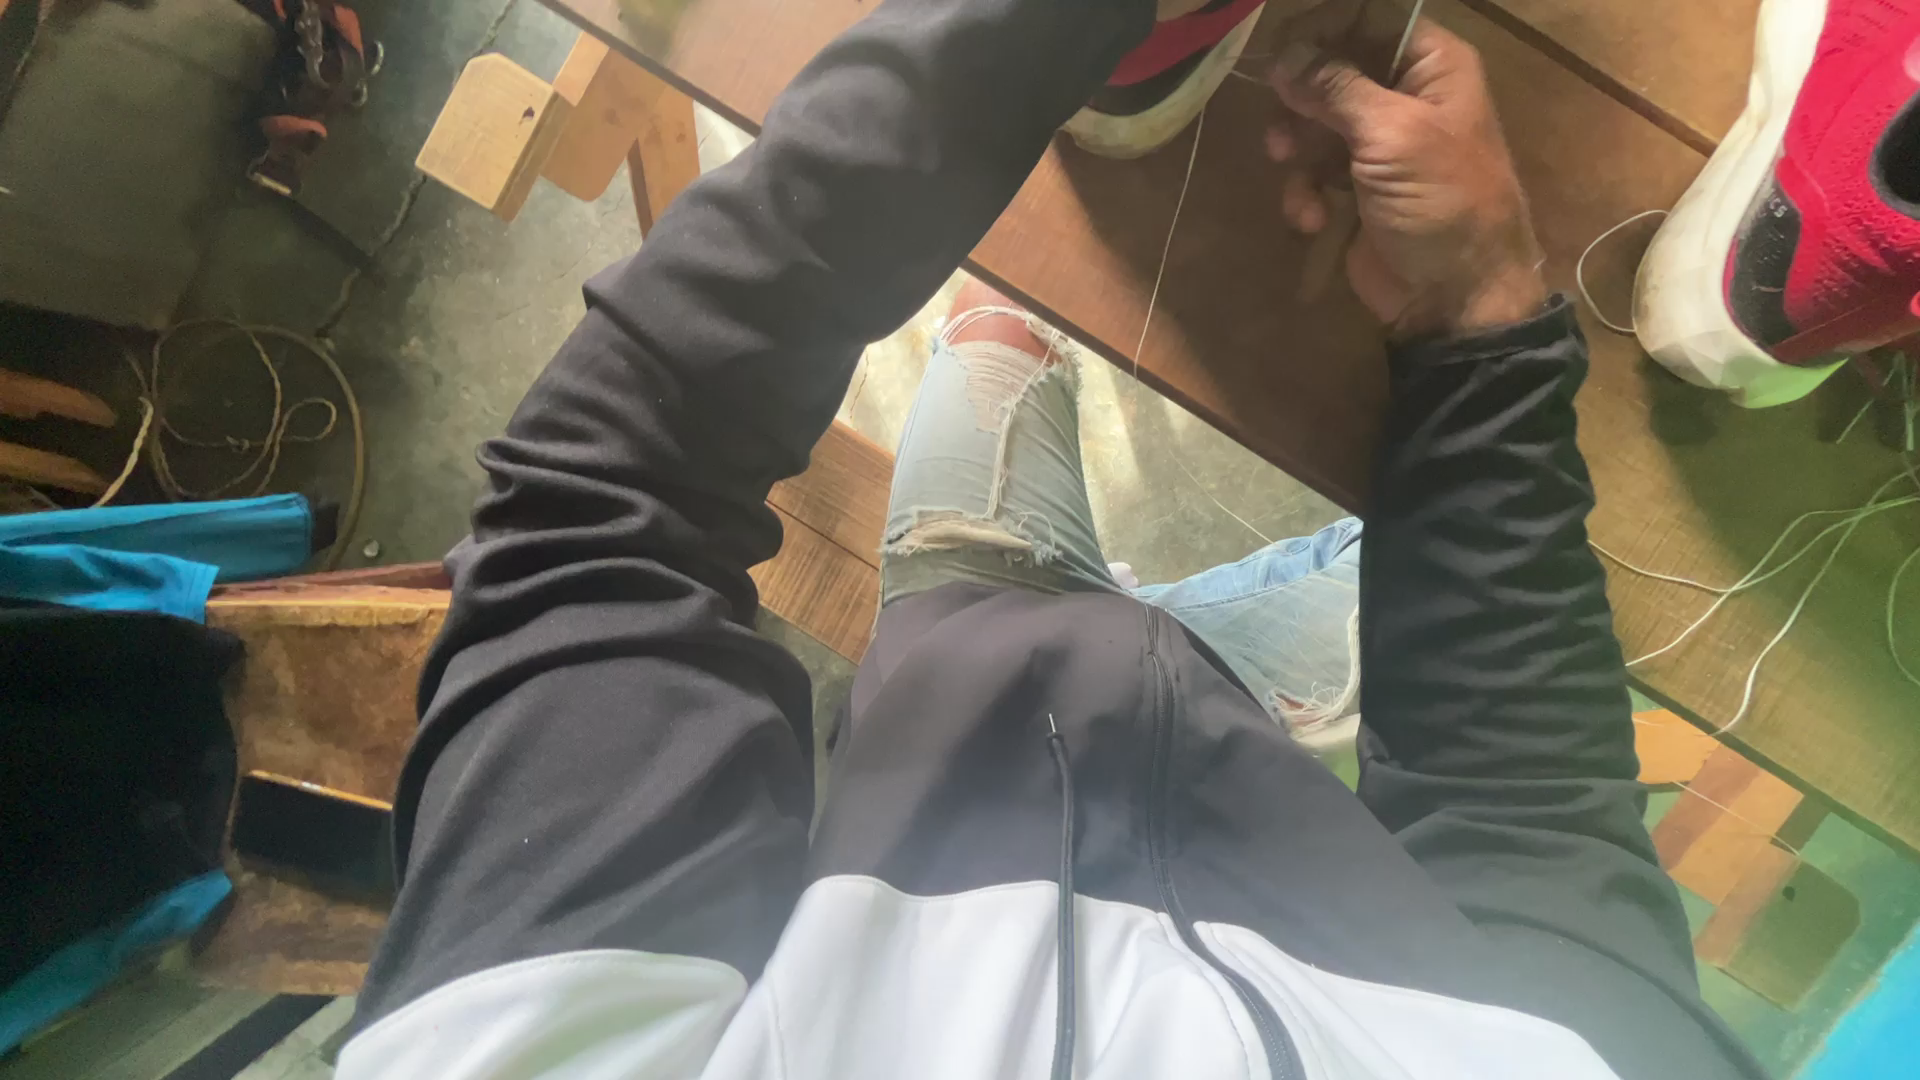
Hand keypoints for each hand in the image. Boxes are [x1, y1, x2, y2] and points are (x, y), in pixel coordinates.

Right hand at [1266, 20, 1546, 337]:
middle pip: (1331, 74)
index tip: (1280, 53)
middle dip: (1300, 103)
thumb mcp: (1391, 135)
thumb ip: (1337, 90)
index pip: (1370, 19)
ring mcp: (1374, 147)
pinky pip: (1312, 175)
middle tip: (1280, 132)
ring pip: (1313, 127)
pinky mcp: (1352, 190)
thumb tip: (1287, 54)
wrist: (1449, 289)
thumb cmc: (1438, 200)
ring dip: (1296, 153)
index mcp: (1429, 66)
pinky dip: (1304, 195)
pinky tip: (1312, 219)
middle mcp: (1401, 97)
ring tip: (1292, 174)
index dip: (1323, 30)